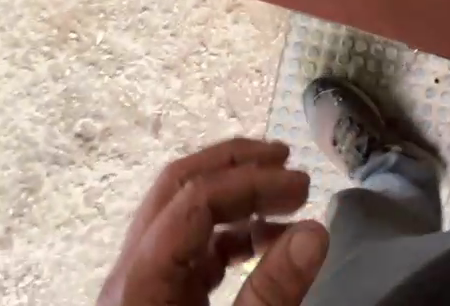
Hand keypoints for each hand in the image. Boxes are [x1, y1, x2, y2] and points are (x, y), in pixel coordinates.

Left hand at [99, 138, 329, 305]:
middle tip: (287, 158)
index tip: (303, 187)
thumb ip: (272, 292)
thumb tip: (317, 229)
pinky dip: (232, 234)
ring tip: (289, 196)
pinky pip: (190, 248)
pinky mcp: (153, 301)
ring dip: (237, 196)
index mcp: (141, 277)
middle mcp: (132, 270)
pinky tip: (270, 240)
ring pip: (182, 213)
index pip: (195, 198)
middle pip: (178, 186)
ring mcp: (140, 284)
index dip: (252, 181)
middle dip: (236, 164)